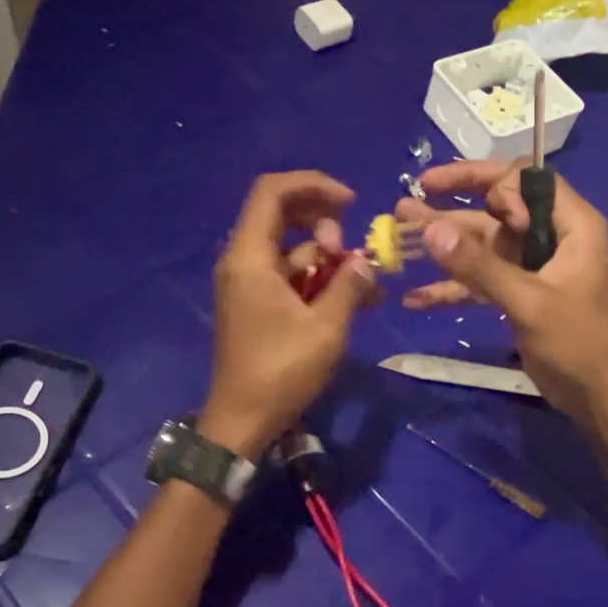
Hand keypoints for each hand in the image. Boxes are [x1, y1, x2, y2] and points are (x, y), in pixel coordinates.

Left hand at [199, 171, 378, 457]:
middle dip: (324, 224)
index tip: (351, 203)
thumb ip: (350, 286)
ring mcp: (246, 285)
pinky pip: (288, 278)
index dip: (314, 185)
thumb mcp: (327, 328)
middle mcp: (241, 262)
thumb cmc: (281, 372)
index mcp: (249, 256)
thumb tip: (366, 263)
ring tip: (365, 287)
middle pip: (281, 215)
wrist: (242, 421)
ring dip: (328, 259)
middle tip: (349, 255)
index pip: (273, 191)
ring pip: (290, 250)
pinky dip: (317, 282)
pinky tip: (353, 300)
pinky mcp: (254, 306)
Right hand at [399, 159, 607, 430]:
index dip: (481, 179)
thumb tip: (431, 229)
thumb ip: (478, 266)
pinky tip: (416, 300)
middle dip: (450, 211)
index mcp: (571, 225)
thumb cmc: (578, 344)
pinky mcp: (522, 297)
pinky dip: (454, 290)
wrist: (602, 399)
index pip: (524, 180)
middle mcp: (553, 238)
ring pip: (484, 248)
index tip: (438, 188)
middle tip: (403, 207)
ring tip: (399, 244)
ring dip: (445, 250)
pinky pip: (483, 283)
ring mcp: (535, 269)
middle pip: (496, 211)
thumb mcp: (527, 301)